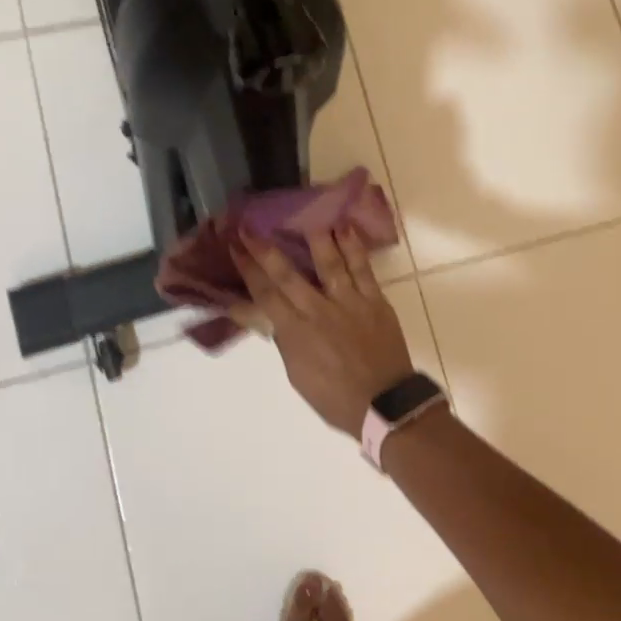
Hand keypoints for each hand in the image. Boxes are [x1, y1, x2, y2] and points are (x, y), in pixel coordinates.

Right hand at [232, 227, 416, 435]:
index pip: (265, 294)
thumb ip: (285, 342)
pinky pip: (362, 268)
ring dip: (314, 238)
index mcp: (296, 332)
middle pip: (287, 274)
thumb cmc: (335, 398)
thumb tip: (270, 316)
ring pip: (328, 263)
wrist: (384, 405)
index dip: (248, 269)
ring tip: (305, 215)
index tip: (235, 247)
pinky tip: (345, 228)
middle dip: (266, 249)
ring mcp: (348, 302)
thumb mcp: (298, 375)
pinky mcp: (374, 300)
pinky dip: (353, 247)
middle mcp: (318, 311)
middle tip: (251, 227)